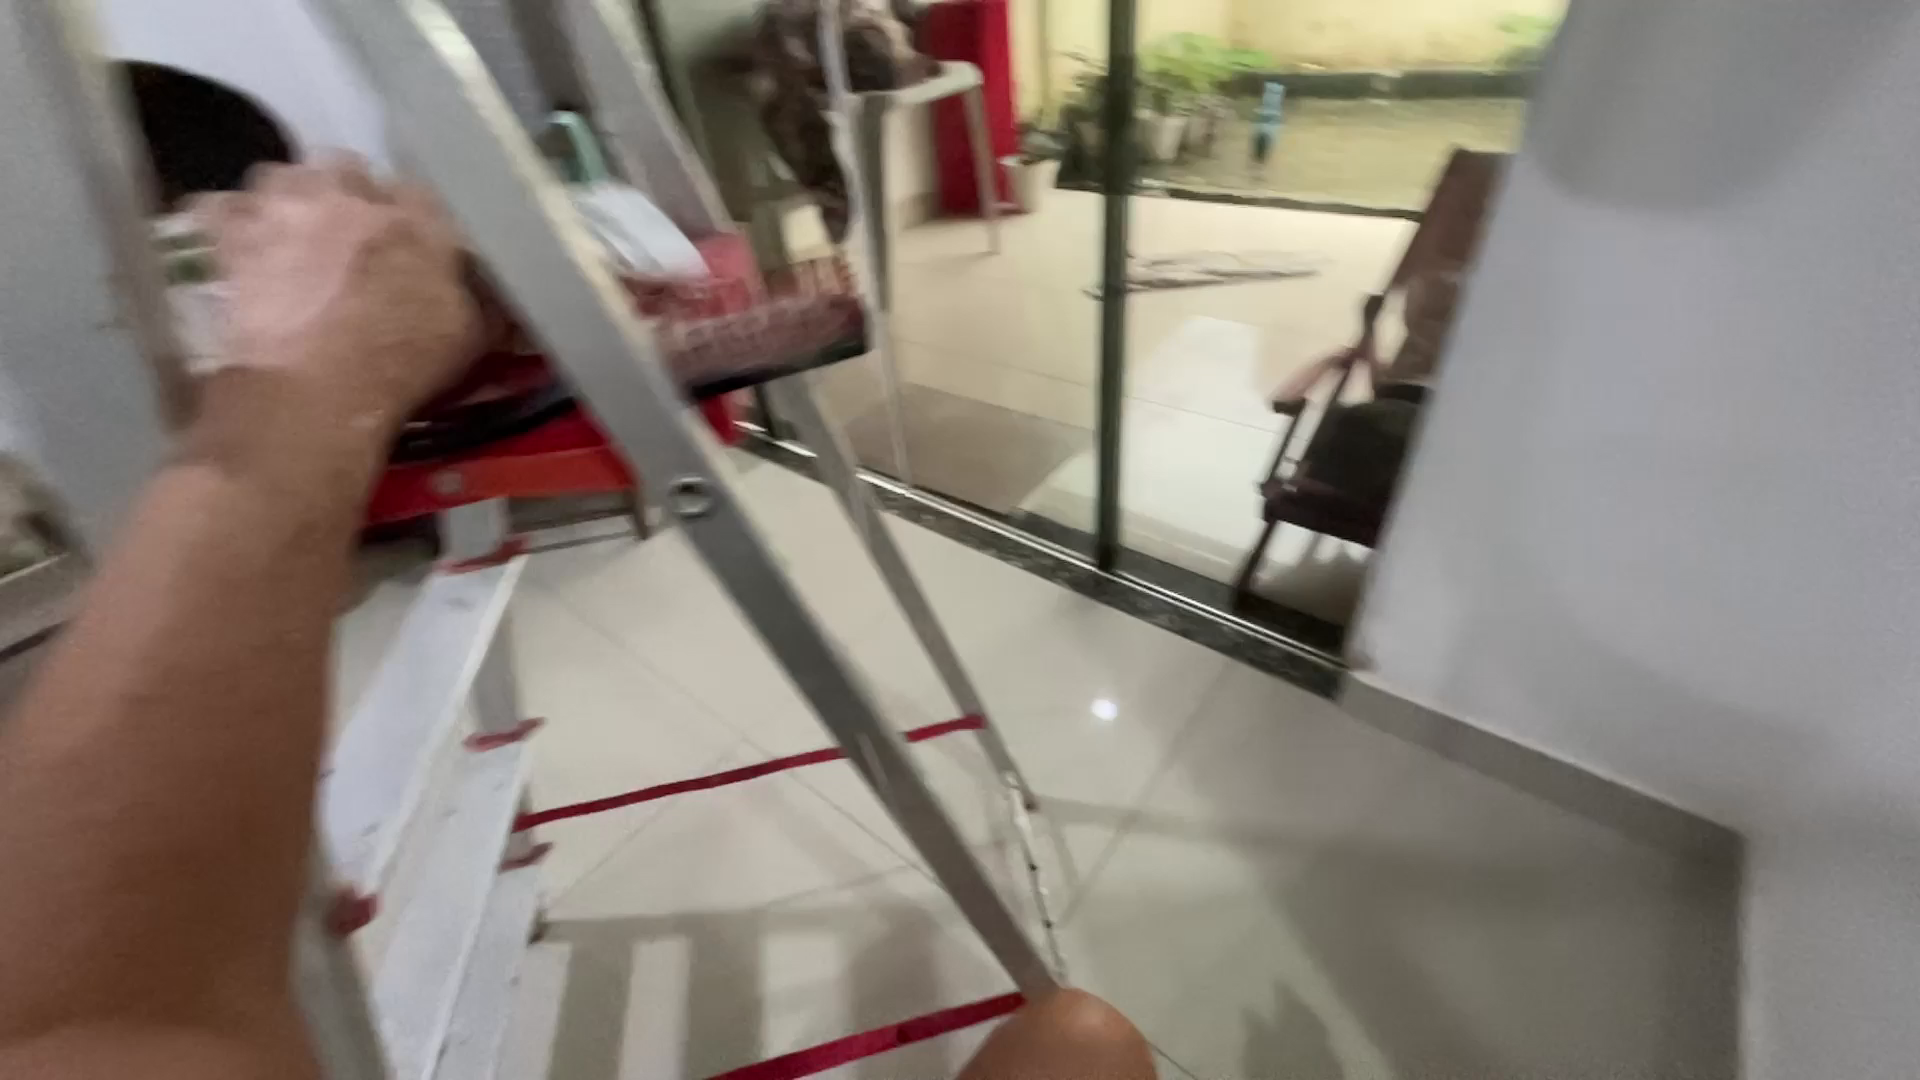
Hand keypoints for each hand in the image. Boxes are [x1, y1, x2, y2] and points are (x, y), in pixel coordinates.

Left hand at [192, 158, 482, 444]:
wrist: (317, 388)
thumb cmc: (406, 363)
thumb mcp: (473, 336)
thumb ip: (484, 299)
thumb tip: (496, 288)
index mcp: (416, 222)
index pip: (422, 194)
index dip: (420, 219)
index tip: (423, 245)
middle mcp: (348, 196)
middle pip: (349, 167)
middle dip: (354, 194)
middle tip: (361, 236)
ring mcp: (281, 207)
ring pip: (285, 175)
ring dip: (297, 199)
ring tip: (305, 235)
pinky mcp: (227, 231)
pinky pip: (223, 205)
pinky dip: (237, 221)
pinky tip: (252, 245)